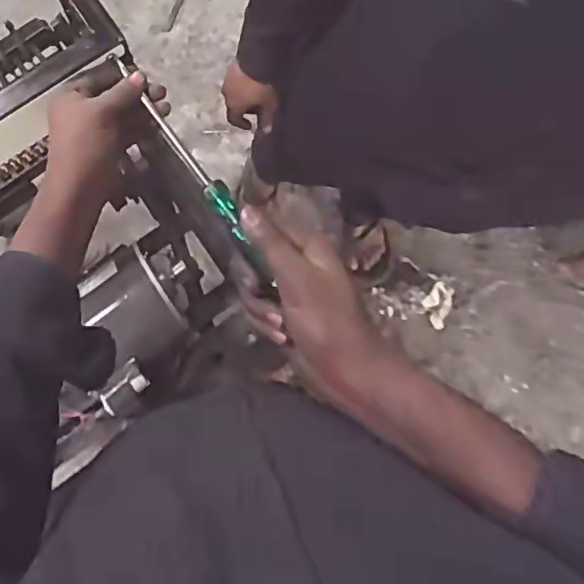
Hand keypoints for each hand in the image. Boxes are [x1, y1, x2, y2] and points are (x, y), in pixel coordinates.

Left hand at [43, 70, 167, 202]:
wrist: (78, 191)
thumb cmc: (84, 145)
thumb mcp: (101, 112)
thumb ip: (122, 92)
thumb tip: (139, 75)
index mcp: (70, 98)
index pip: (99, 79)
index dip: (122, 77)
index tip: (146, 77)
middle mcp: (80, 112)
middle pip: (113, 97)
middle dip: (138, 96)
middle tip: (162, 94)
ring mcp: (94, 132)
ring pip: (122, 116)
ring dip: (144, 112)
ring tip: (165, 109)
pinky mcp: (107, 149)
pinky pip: (125, 133)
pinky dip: (141, 129)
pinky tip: (158, 126)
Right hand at [222, 61, 278, 131]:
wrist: (256, 59)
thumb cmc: (262, 86)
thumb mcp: (269, 105)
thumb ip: (267, 119)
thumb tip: (265, 132)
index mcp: (233, 106)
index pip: (233, 119)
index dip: (242, 124)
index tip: (251, 125)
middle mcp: (226, 94)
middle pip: (233, 105)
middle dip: (244, 108)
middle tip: (257, 107)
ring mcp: (227, 79)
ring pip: (234, 92)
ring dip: (243, 94)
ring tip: (256, 92)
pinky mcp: (231, 68)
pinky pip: (236, 80)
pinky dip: (243, 83)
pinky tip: (254, 80)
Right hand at [239, 194, 388, 405]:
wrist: (350, 375)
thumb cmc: (328, 321)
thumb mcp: (295, 277)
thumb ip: (269, 243)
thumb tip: (246, 209)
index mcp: (308, 249)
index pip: (268, 226)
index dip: (249, 233)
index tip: (233, 243)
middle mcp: (299, 266)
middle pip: (253, 260)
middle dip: (253, 284)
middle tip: (259, 291)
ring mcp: (291, 293)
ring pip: (253, 290)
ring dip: (260, 309)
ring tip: (280, 325)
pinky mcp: (286, 317)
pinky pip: (259, 312)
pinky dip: (267, 325)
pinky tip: (283, 338)